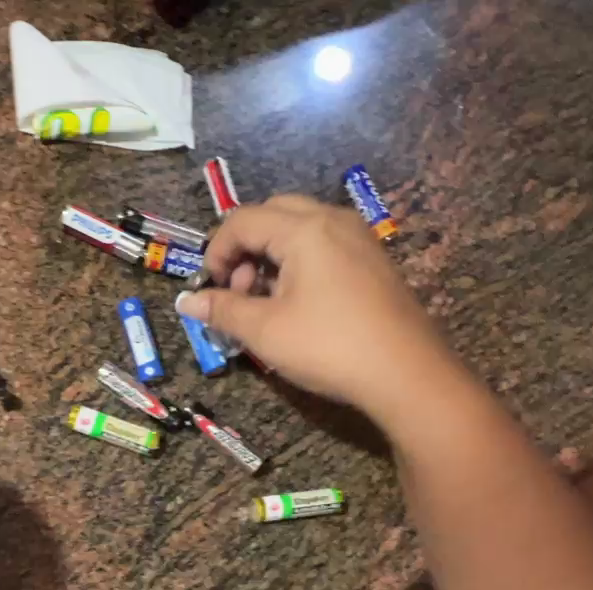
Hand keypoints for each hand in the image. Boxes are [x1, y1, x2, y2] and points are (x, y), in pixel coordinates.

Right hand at [177, 195, 454, 416]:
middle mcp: (332, 220)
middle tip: (237, 292)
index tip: (209, 291)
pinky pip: (323, 246)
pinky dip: (297, 265)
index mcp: (304, 229)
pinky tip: (296, 307)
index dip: (215, 252)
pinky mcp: (372, 261)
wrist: (406, 373)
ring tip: (264, 305)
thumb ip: (223, 311)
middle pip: (272, 215)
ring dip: (269, 258)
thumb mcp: (265, 332)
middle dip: (244, 249)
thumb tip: (186, 302)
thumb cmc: (329, 348)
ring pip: (298, 230)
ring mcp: (358, 239)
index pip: (242, 220)